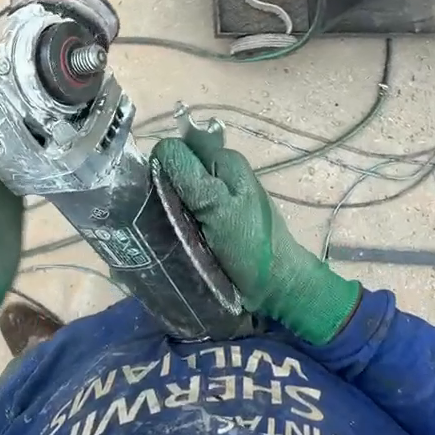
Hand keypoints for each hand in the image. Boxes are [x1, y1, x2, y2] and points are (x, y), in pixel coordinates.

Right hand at [152, 127, 358, 344]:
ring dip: (170, 210)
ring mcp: (219, 198)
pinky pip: (187, 213)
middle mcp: (222, 174)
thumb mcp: (215, 204)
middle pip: (177, 171)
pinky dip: (179, 224)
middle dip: (165, 191)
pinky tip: (176, 239)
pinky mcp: (216, 220)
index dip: (164, 168)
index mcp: (225, 161)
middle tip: (163, 217)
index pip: (177, 150)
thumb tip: (160, 148)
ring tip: (167, 231)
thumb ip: (187, 174)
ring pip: (179, 194)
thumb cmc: (247, 243)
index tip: (160, 196)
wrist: (274, 285)